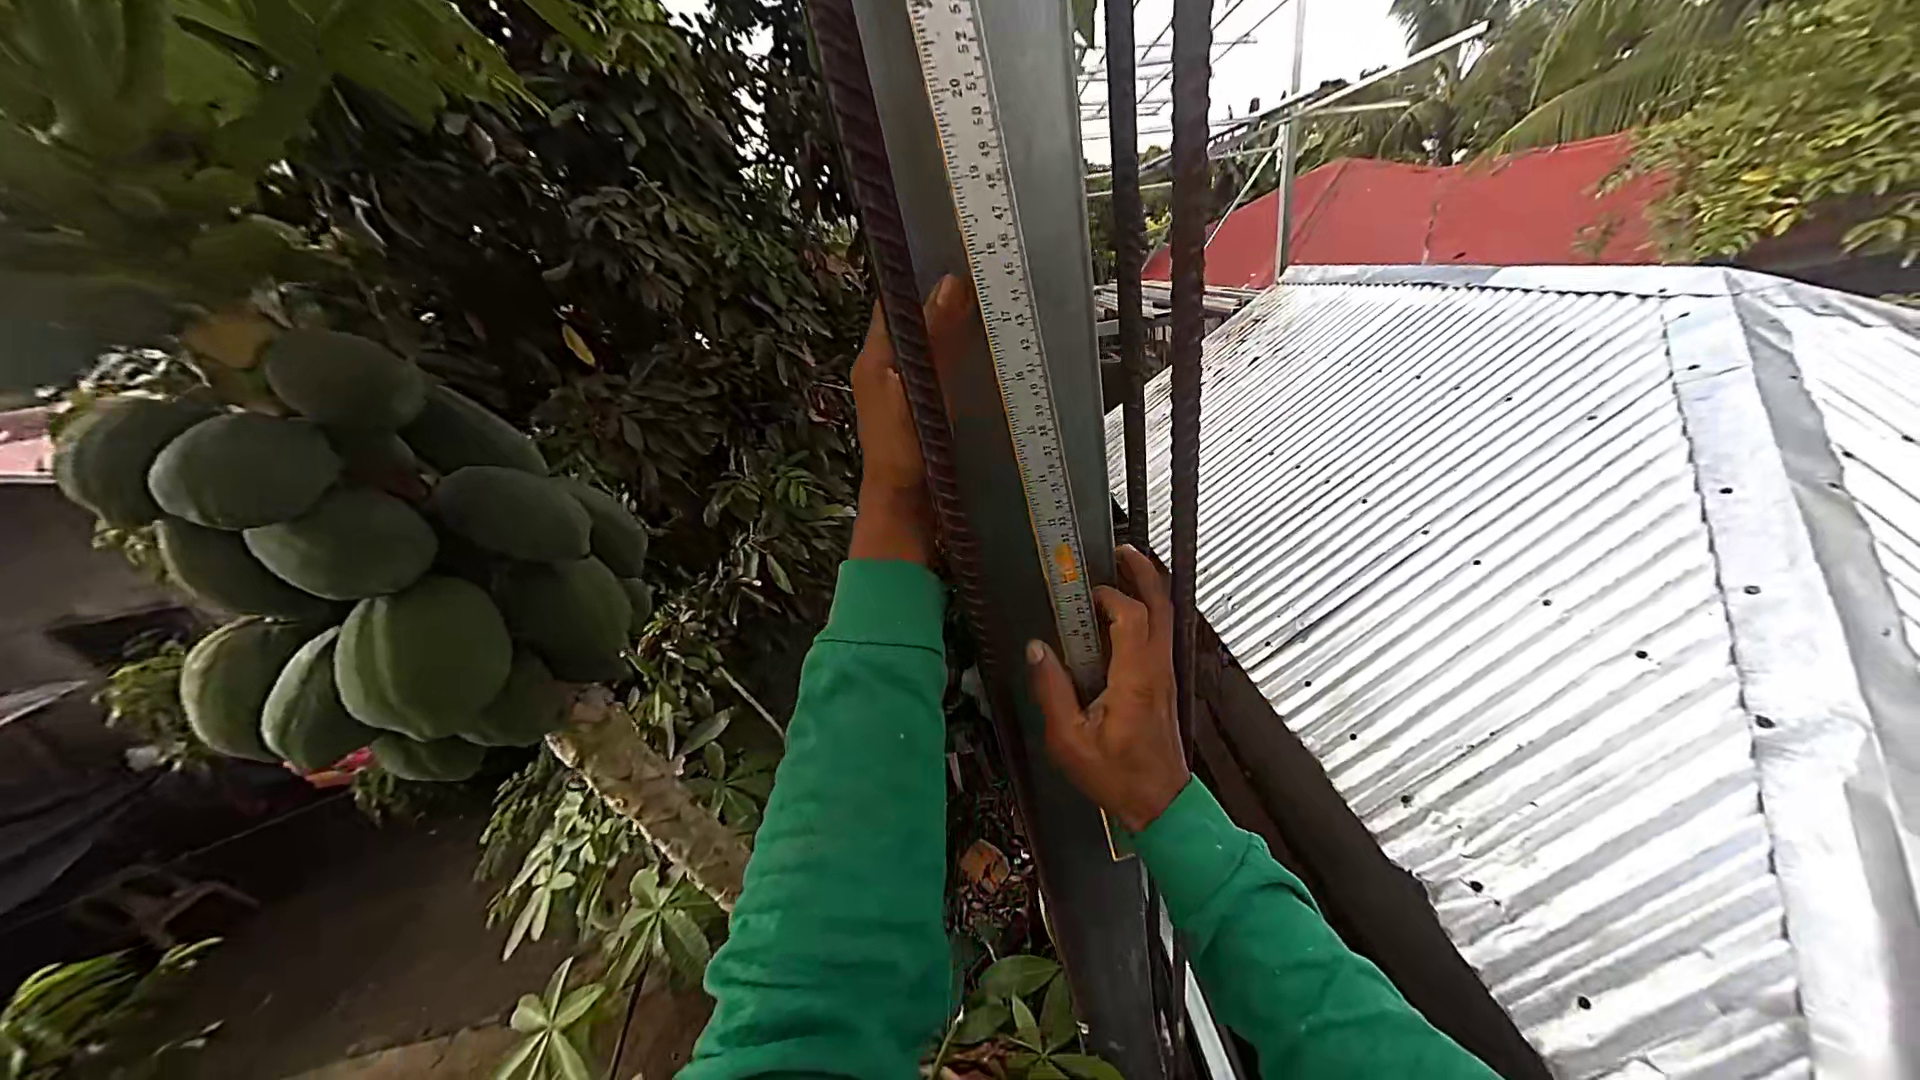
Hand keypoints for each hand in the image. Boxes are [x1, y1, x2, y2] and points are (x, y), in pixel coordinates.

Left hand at [848, 274, 976, 565]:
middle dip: (942, 297)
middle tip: (982, 273)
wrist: (906, 501)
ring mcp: (904, 386)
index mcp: (874, 357)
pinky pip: (940, 365)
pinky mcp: (923, 404)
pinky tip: (982, 346)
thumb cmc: (903, 447)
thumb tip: (950, 284)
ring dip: (953, 323)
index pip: (893, 301)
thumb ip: (931, 342)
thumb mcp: (917, 390)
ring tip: (989, 299)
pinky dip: (958, 352)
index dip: (917, 276)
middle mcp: (885, 366)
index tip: (953, 252)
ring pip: (929, 341)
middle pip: (914, 319)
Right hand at [1026, 545, 1189, 830]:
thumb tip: (1036, 650)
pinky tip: (1124, 612)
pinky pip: (1160, 634)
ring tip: (1124, 569)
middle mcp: (1156, 669)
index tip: (1085, 594)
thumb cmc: (1115, 774)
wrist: (1160, 802)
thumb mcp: (1068, 740)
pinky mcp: (1163, 682)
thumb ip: (1051, 691)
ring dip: (1148, 588)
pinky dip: (1147, 610)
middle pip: (1161, 606)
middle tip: (1122, 550)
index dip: (1111, 596)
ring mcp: (1164, 674)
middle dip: (1144, 572)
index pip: (1132, 617)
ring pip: (1166, 617)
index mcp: (1136, 679)